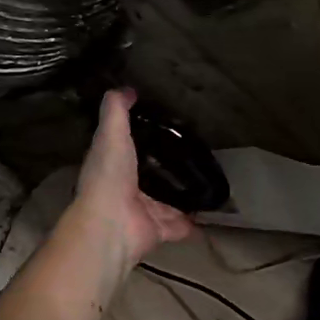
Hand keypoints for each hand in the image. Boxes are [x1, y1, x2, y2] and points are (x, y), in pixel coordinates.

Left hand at [71, 89, 194, 269]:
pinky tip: (209, 211)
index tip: (161, 122)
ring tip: (204, 178)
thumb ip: (117, 108)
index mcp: (111, 161)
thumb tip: (128, 89)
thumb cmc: (110, 173)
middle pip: (146, 173)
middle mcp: (124, 185)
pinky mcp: (158, 230)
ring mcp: (141, 209)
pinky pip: (179, 225)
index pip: (124, 144)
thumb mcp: (111, 132)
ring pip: (163, 200)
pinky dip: (192, 221)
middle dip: (163, 165)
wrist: (112, 225)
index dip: (138, 133)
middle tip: (190, 151)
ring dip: (179, 194)